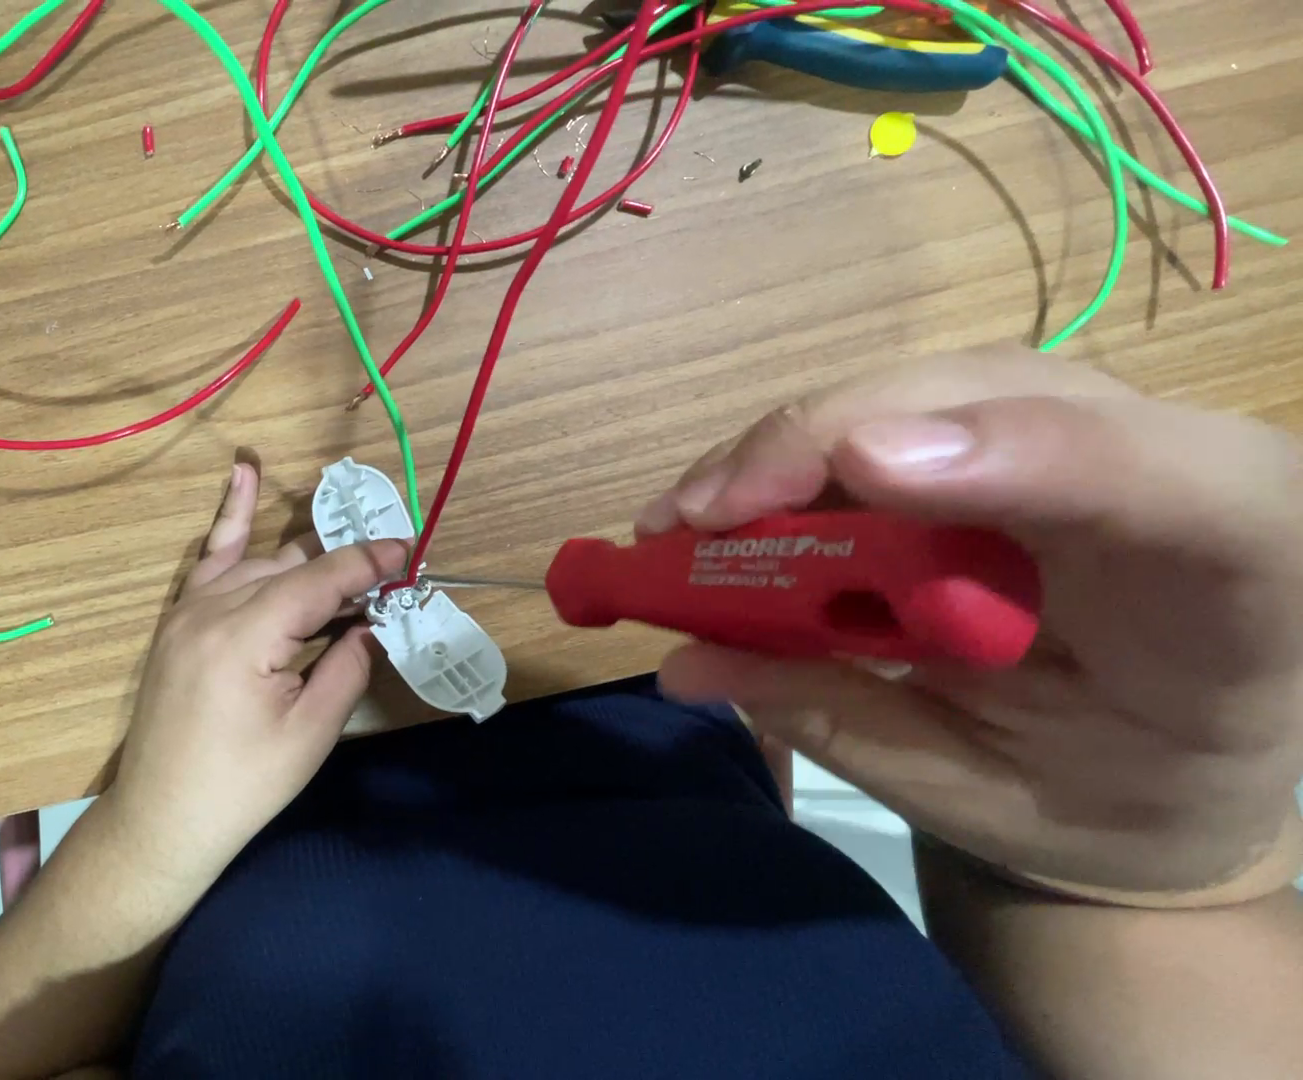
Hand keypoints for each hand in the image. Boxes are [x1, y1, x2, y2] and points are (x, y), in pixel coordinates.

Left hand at [104, 462, 408, 883]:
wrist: (162, 819)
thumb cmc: (243, 786)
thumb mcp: (310, 732)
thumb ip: (347, 666)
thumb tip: (374, 623)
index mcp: (245, 636)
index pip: (319, 580)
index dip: (368, 563)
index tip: (409, 550)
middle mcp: (211, 608)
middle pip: (291, 566)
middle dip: (343, 567)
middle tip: (389, 576)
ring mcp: (186, 610)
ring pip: (258, 562)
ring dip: (303, 560)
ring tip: (347, 563)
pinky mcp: (177, 621)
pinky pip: (209, 560)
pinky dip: (231, 519)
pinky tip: (244, 475)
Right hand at [641, 348, 1302, 900]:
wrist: (1138, 777)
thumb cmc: (1088, 805)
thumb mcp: (970, 790)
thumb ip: (835, 719)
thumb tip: (683, 664)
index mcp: (1235, 597)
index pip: (1177, 489)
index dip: (1028, 454)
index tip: (862, 465)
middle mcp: (1160, 483)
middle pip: (998, 395)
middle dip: (827, 440)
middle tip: (698, 516)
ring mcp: (1066, 449)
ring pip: (916, 392)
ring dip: (781, 448)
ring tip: (679, 521)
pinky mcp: (982, 451)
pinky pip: (872, 424)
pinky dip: (777, 464)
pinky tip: (712, 509)